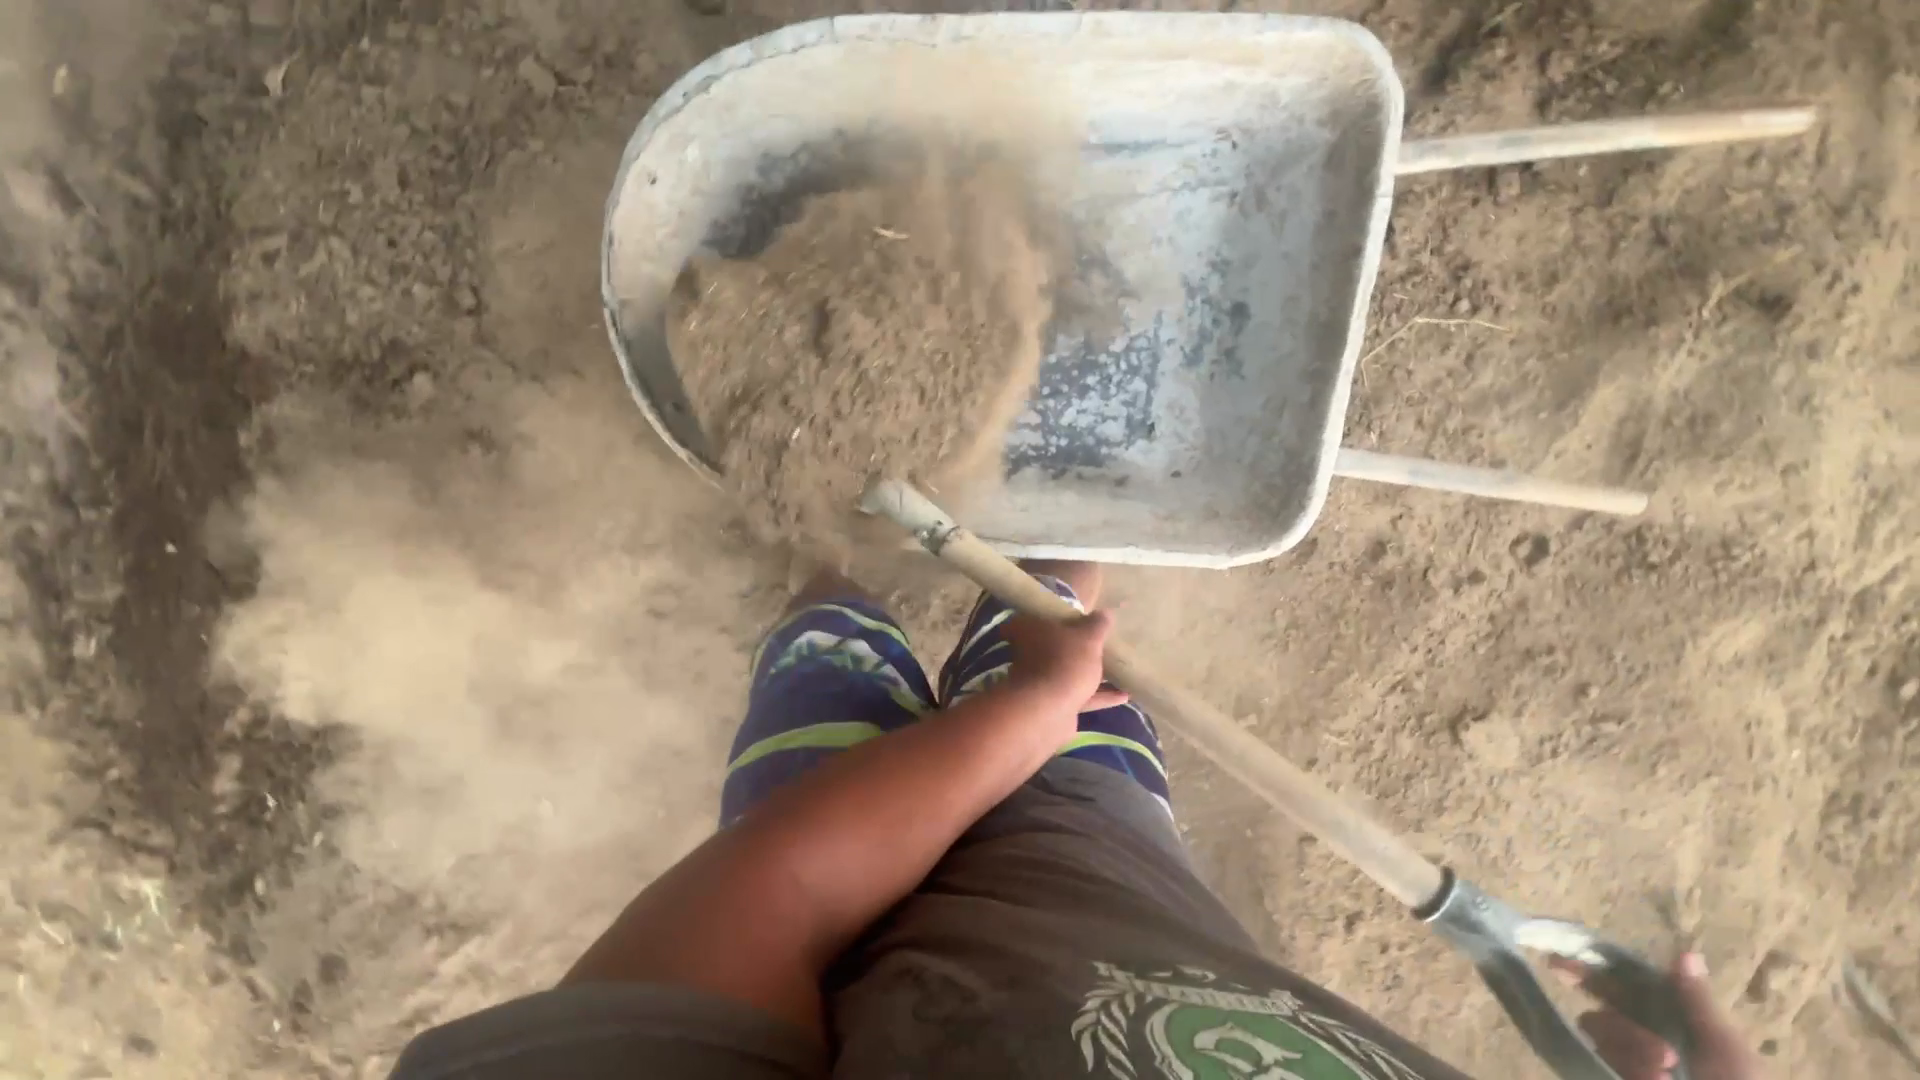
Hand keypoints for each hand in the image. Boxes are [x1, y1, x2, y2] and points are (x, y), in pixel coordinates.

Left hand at [1002, 610, 1127, 714]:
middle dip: (1073, 645)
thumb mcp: (1087, 637)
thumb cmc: (1065, 662)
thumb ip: (1097, 625)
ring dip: (1090, 672)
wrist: (1048, 711)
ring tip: (1118, 669)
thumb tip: (1105, 612)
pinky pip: (1078, 695)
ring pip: (1067, 671)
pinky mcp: (1051, 703)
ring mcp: (1038, 680)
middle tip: (1099, 641)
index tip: (1072, 614)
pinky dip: (1098, 696)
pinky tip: (1124, 695)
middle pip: (1052, 644)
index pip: (1036, 616)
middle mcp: (1028, 652)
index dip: (1052, 614)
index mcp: (1029, 629)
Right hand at [1558, 953, 1763, 1079]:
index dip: (1586, 972)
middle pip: (1602, 1015)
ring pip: (1599, 1041)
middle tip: (1665, 1058)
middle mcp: (1637, 1039)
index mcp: (1664, 1023)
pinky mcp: (1607, 1072)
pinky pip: (1596, 1060)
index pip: (1616, 988)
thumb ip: (1697, 1004)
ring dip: (1631, 1057)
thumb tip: (1686, 952)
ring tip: (1662, 1079)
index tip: (1556, 962)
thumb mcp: (1726, 1052)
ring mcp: (1622, 1063)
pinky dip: (1623, 1068)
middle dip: (1626, 1032)